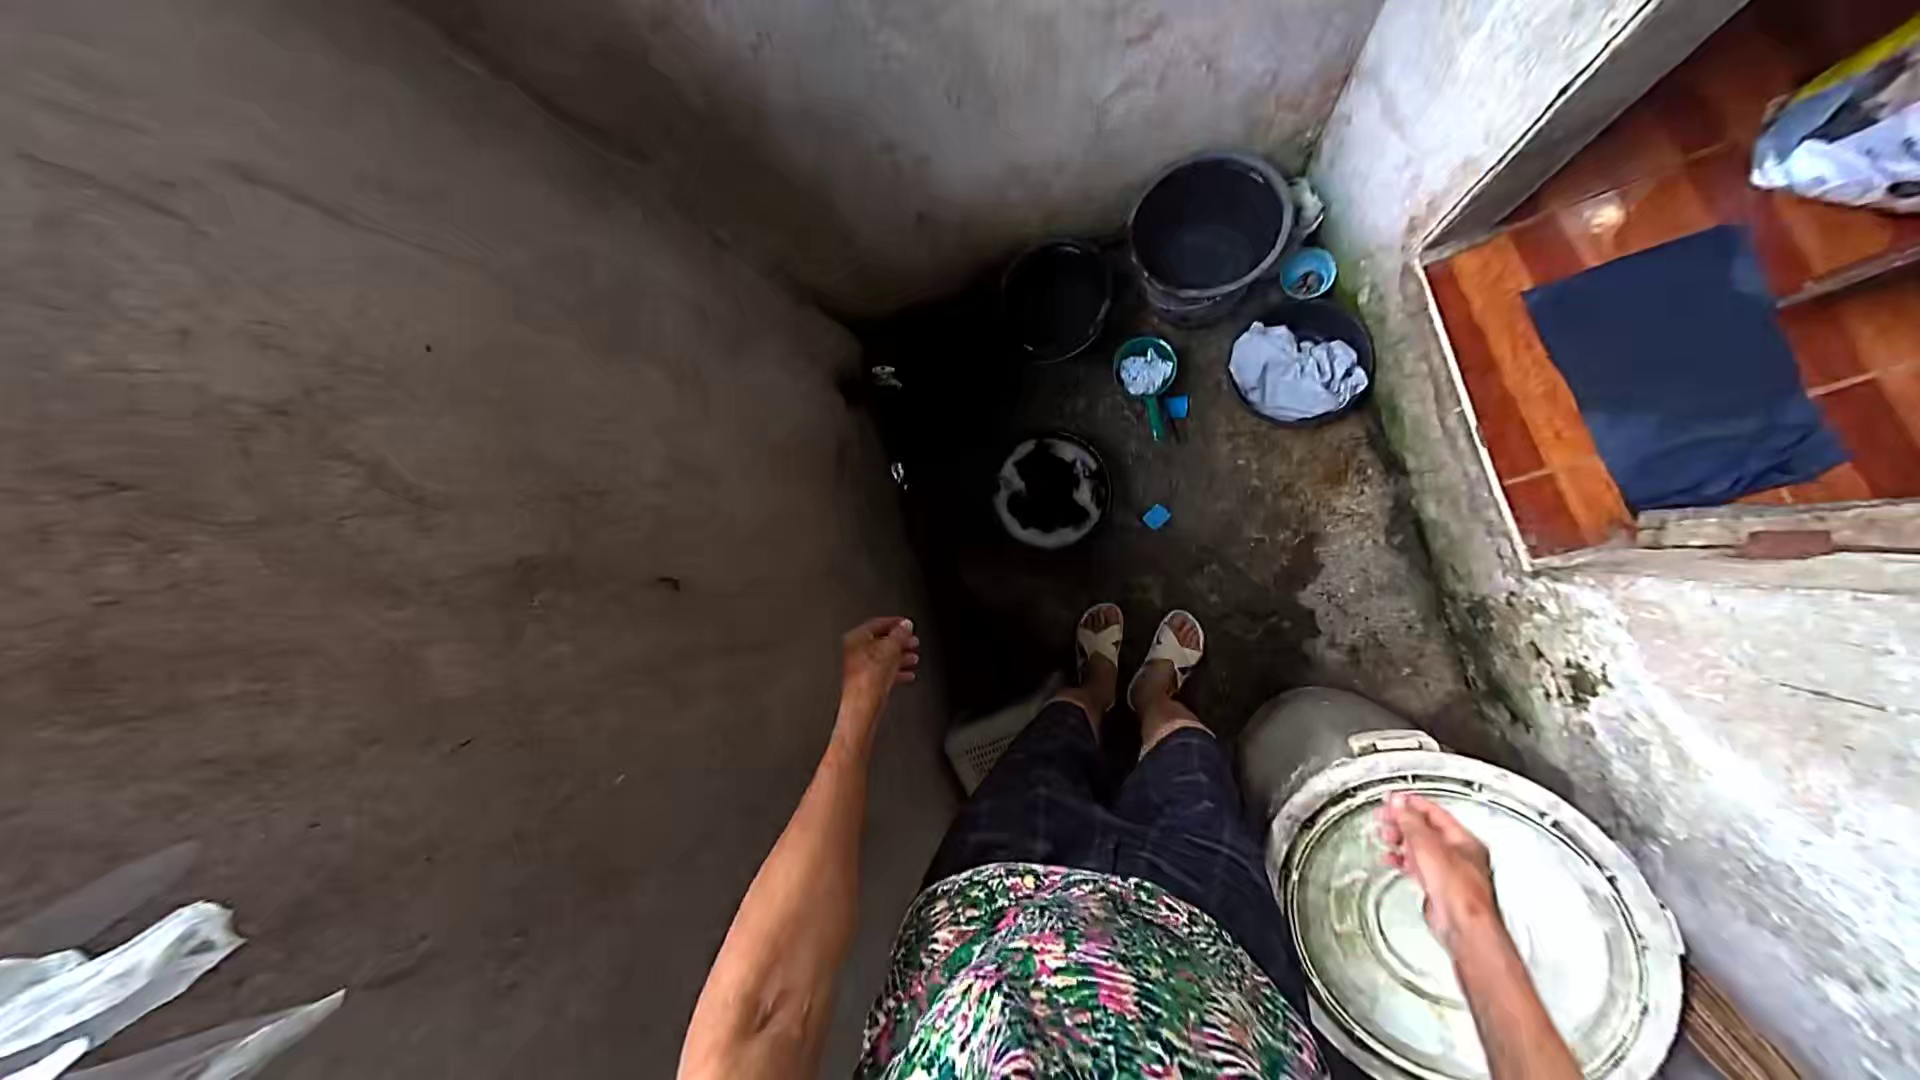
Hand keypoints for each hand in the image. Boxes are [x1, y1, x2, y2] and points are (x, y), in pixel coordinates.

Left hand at [838, 617, 919, 723]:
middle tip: (912, 641)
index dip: (895, 623)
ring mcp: (860, 668)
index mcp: (856, 639)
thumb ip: (900, 635)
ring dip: (900, 656)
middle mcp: (855, 652)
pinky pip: (884, 672)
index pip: (877, 624)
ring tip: (913, 657)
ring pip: (884, 658)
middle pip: (881, 641)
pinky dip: (896, 671)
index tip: (906, 624)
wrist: (863, 706)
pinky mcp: (866, 682)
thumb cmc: (868, 679)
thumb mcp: (890, 649)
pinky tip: (907, 674)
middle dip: (900, 642)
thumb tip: (906, 626)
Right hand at [1377, 792, 1498, 949]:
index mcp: (1463, 840)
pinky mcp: (1438, 886)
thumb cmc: (1458, 890)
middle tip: (1383, 816)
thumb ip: (1410, 821)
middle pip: (1425, 829)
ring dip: (1399, 839)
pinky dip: (1401, 859)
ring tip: (1384, 836)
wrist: (1463, 926)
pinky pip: (1416, 865)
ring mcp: (1449, 870)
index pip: (1434, 812)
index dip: (1410, 803)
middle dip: (1401, 821)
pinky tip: (1391, 859)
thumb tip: (1399, 803)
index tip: (1392, 799)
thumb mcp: (1427, 845)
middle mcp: (1459, 854)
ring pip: (1419, 847)